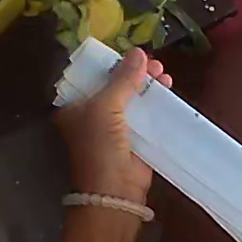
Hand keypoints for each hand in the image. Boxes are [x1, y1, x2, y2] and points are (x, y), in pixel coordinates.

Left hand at [55, 48, 170, 204]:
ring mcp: (114, 125)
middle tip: (154, 64)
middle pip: (115, 84)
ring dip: (147, 84)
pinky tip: (167, 88)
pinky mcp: (134, 136)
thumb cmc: (99, 145)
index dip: (112, 63)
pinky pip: (145, 112)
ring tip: (163, 74)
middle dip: (134, 72)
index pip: (92, 76)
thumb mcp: (105, 107)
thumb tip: (138, 52)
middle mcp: (92, 113)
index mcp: (75, 106)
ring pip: (132, 97)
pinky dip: (155, 100)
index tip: (131, 54)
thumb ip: (122, 80)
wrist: (114, 188)